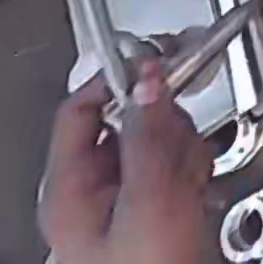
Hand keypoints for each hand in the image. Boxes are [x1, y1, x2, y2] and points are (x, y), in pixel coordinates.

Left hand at [41, 61, 212, 263]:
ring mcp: (124, 190)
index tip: (155, 66)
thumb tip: (147, 79)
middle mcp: (91, 185)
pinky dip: (190, 161)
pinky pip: (174, 152)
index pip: (79, 109)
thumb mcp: (150, 198)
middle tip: (176, 145)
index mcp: (70, 187)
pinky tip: (192, 186)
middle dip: (163, 124)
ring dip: (181, 145)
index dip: (114, 81)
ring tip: (186, 178)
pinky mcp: (152, 195)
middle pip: (127, 117)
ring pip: (156, 132)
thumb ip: (148, 134)